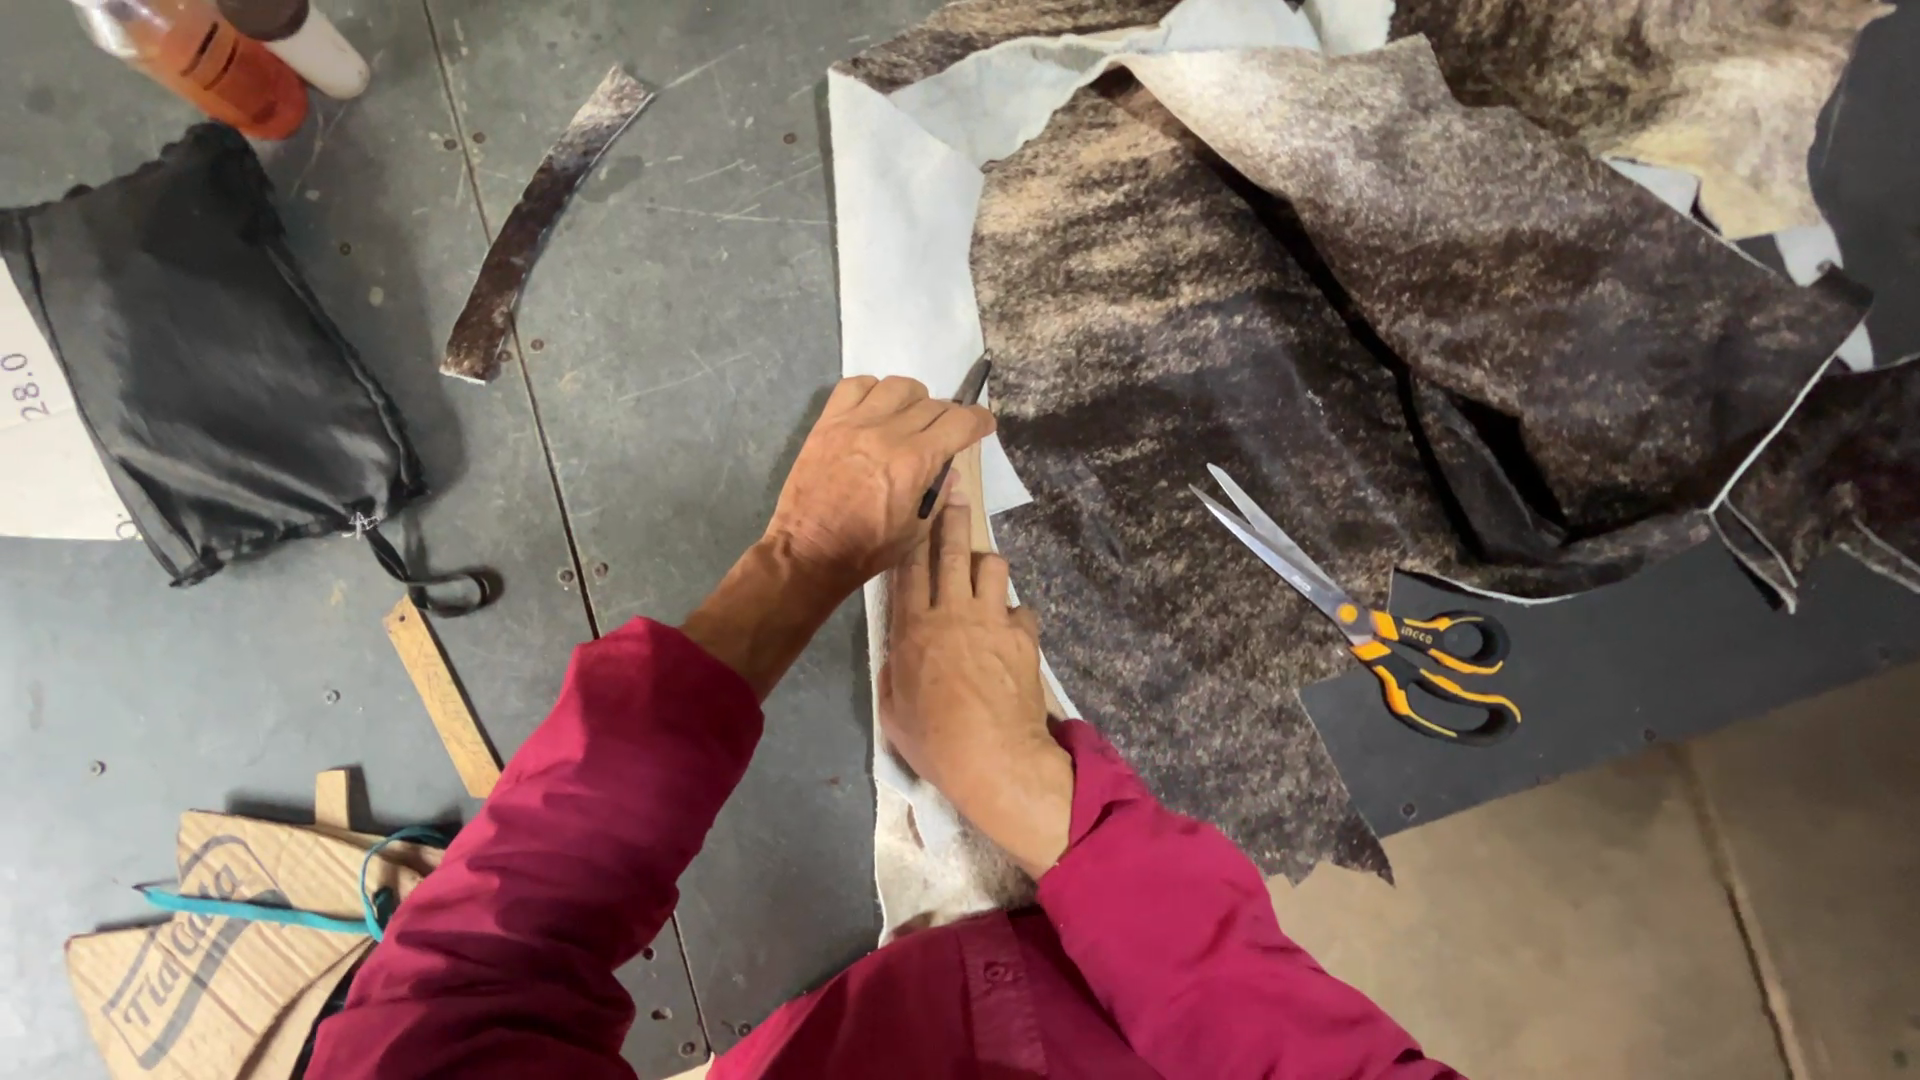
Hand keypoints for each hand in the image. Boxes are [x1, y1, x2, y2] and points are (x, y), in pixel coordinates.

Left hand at [765, 375, 995, 597]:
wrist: (809, 551)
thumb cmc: (866, 549)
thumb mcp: (915, 531)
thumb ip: (938, 497)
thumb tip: (949, 472)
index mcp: (914, 463)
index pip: (959, 423)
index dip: (979, 420)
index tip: (984, 425)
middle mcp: (887, 434)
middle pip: (932, 404)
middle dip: (948, 418)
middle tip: (944, 434)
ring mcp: (854, 424)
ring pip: (898, 387)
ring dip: (914, 399)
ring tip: (910, 418)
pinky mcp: (827, 423)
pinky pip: (855, 385)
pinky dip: (873, 391)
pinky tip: (875, 411)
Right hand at [879, 492, 1071, 877]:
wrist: (995, 759)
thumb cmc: (934, 741)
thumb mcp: (893, 711)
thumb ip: (895, 671)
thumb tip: (903, 651)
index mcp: (914, 629)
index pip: (909, 569)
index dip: (912, 535)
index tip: (915, 508)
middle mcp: (953, 613)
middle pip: (950, 552)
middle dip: (951, 517)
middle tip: (954, 492)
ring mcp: (992, 620)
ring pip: (992, 566)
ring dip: (986, 564)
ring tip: (983, 572)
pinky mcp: (1024, 636)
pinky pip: (1021, 608)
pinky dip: (1014, 614)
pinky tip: (1011, 631)